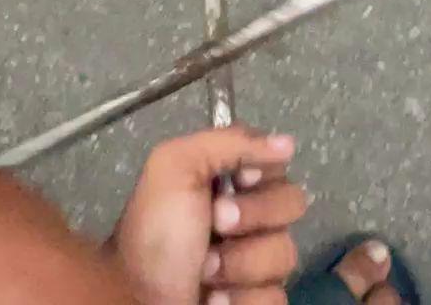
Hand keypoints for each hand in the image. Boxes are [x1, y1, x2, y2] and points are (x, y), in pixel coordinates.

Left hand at [109, 128, 307, 304]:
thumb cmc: (155, 233)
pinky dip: (243, 300)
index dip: (262, 173)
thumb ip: (229, 141)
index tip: (239, 181)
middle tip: (216, 226)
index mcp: (227, 179)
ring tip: (206, 273)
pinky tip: (216, 299)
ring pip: (285, 253)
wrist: (140, 302)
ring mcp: (253, 261)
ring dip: (242, 265)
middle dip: (252, 217)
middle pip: (290, 204)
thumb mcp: (175, 166)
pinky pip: (277, 297)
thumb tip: (286, 143)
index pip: (275, 163)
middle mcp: (245, 215)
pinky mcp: (256, 301)